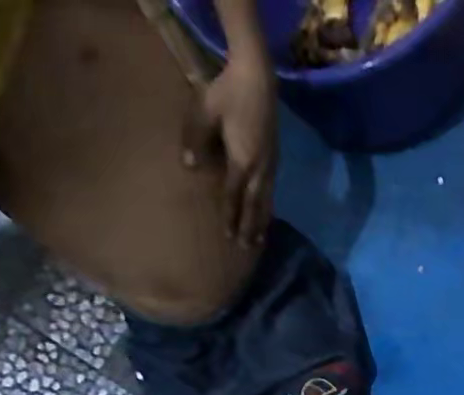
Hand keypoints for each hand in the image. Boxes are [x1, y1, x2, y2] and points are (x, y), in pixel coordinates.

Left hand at [185, 52, 277, 245]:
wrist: (258, 79)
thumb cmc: (227, 92)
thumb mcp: (203, 111)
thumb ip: (195, 139)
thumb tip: (189, 167)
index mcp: (241, 160)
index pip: (233, 195)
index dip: (230, 215)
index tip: (228, 235)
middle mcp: (259, 169)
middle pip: (254, 205)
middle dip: (249, 226)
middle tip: (245, 246)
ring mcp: (270, 166)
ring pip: (265, 201)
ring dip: (261, 221)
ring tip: (258, 238)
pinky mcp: (274, 160)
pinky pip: (270, 191)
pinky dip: (266, 207)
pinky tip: (265, 212)